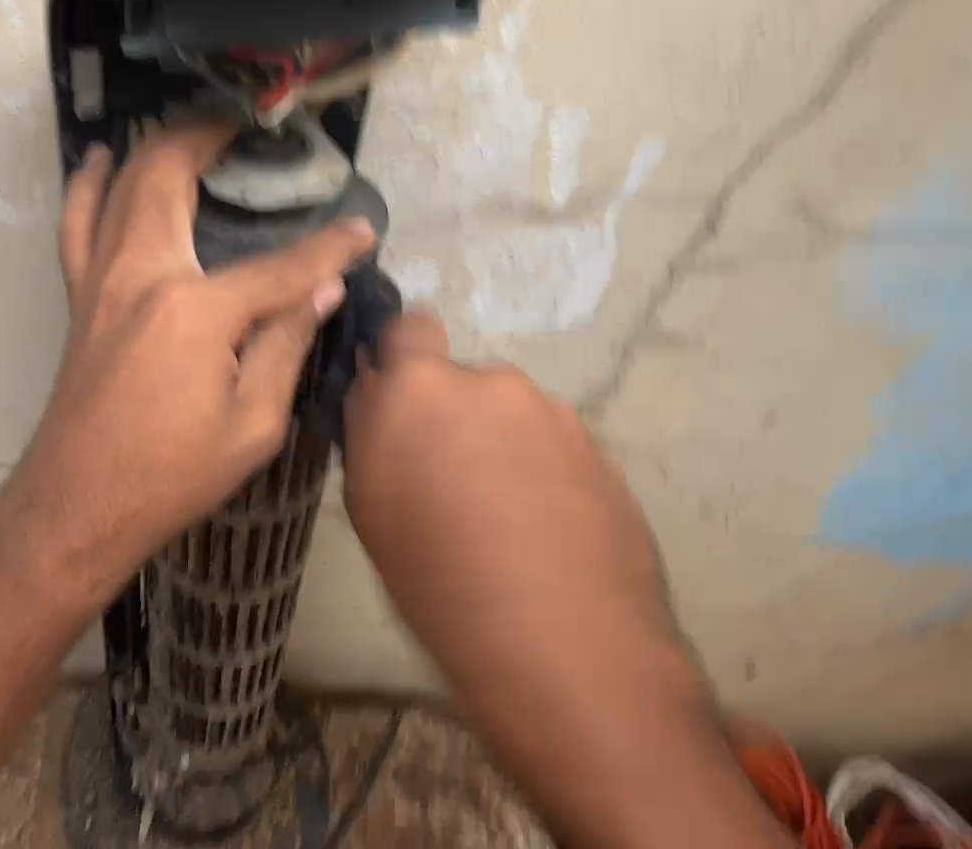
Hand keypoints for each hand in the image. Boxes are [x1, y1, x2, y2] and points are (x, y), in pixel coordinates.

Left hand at [2, 120, 375, 601]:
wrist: (78, 502)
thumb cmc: (170, 475)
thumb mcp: (253, 426)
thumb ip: (285, 344)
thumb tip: (322, 288)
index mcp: (194, 310)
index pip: (279, 266)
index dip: (328, 249)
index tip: (362, 230)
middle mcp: (140, 275)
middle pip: (169, 176)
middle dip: (207, 134)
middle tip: (244, 120)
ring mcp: (99, 280)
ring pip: (119, 184)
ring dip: (153, 145)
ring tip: (187, 124)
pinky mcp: (79, 296)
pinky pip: (78, 221)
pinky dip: (89, 184)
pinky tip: (98, 161)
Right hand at [343, 312, 787, 848]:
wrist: (563, 644)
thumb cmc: (435, 578)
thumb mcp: (369, 506)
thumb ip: (370, 432)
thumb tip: (375, 396)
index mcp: (420, 389)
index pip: (406, 327)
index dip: (400, 353)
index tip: (396, 393)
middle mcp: (490, 384)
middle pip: (459, 381)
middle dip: (449, 415)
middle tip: (445, 479)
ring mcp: (554, 415)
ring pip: (508, 415)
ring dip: (496, 445)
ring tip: (501, 516)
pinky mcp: (602, 451)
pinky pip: (551, 446)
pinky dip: (539, 472)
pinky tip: (540, 530)